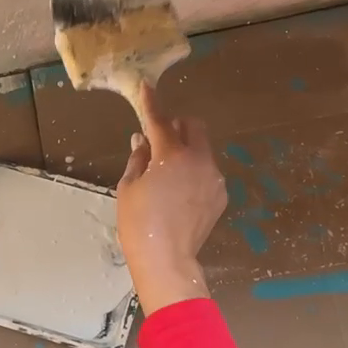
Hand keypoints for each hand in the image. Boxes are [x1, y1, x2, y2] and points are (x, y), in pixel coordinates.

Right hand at [115, 90, 225, 313]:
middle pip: (194, 126)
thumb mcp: (128, 187)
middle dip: (177, 125)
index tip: (146, 88)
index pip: (160, 121)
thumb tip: (142, 140)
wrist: (166, 259)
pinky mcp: (219, 195)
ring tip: (166, 174)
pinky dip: (193, 173)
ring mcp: (213, 178)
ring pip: (202, 150)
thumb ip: (138, 158)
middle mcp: (199, 160)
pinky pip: (206, 172)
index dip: (150, 104)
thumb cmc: (138, 223)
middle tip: (158, 139)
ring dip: (185, 151)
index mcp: (172, 155)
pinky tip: (178, 194)